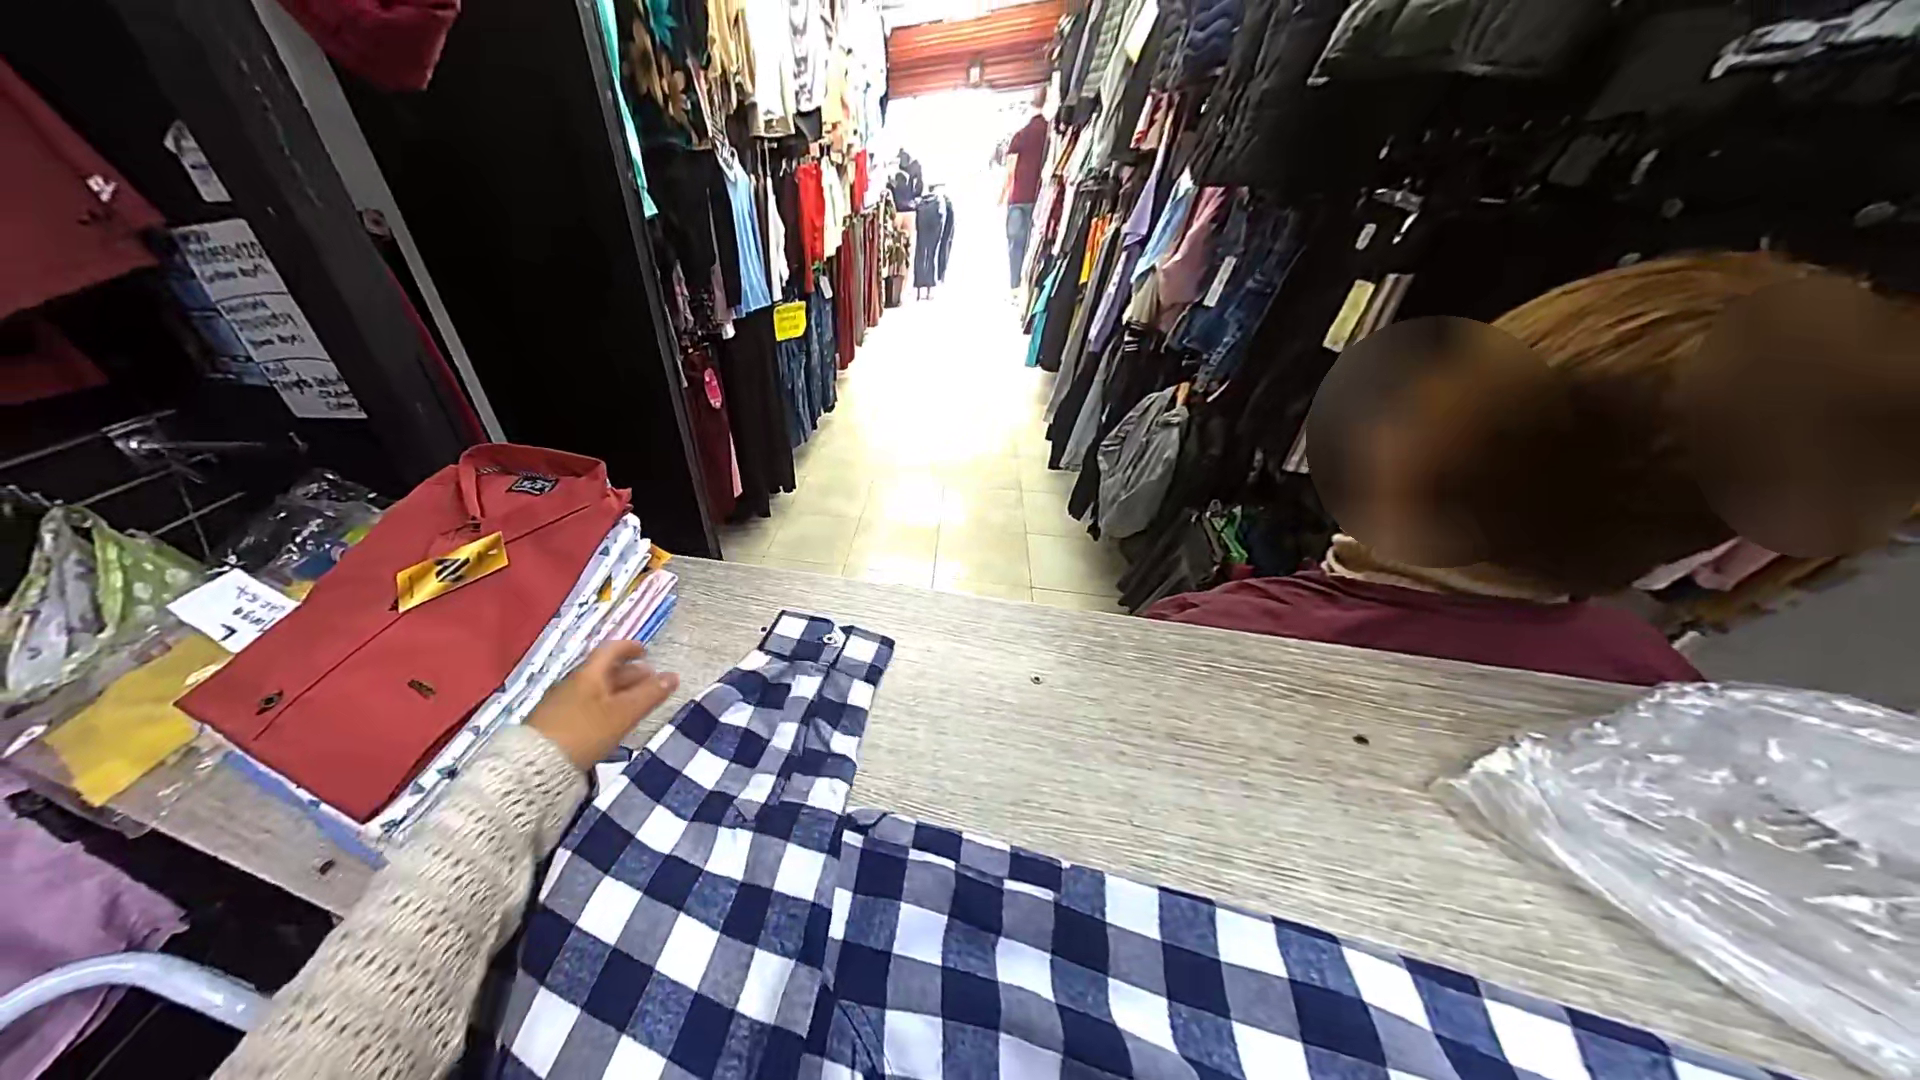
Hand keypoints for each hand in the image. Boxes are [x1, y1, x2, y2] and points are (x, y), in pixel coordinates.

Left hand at [527, 641, 679, 769]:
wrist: (534, 767)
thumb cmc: (585, 732)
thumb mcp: (624, 713)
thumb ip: (650, 694)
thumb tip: (673, 676)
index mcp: (589, 675)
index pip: (611, 650)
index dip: (630, 648)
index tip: (646, 652)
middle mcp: (573, 683)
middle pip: (604, 670)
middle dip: (630, 672)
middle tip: (650, 679)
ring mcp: (561, 703)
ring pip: (596, 688)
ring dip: (618, 689)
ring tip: (635, 700)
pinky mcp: (555, 723)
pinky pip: (586, 704)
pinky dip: (604, 704)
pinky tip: (611, 719)